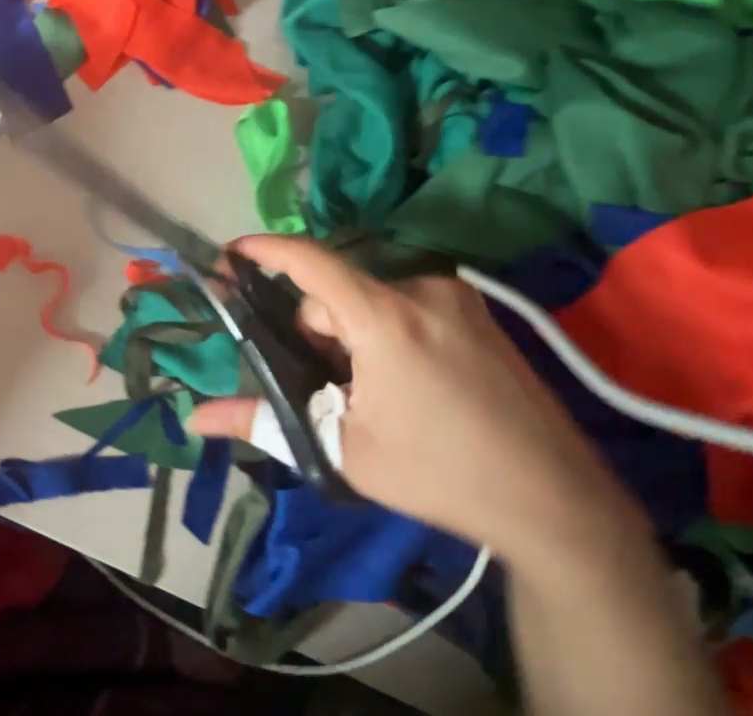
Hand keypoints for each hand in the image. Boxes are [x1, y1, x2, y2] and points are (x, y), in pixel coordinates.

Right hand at [188, 236, 643, 561]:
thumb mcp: (342, 449)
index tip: (227, 255)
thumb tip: (195, 418)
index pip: (309, 261)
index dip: (263, 249)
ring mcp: (459, 300)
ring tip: (369, 390)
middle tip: (327, 384)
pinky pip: (408, 304)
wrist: (557, 503)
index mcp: (385, 318)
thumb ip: (263, 422)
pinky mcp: (483, 316)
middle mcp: (423, 292)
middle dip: (317, 327)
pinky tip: (407, 382)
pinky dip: (387, 330)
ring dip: (352, 330)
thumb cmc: (439, 473)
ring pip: (372, 297)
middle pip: (338, 290)